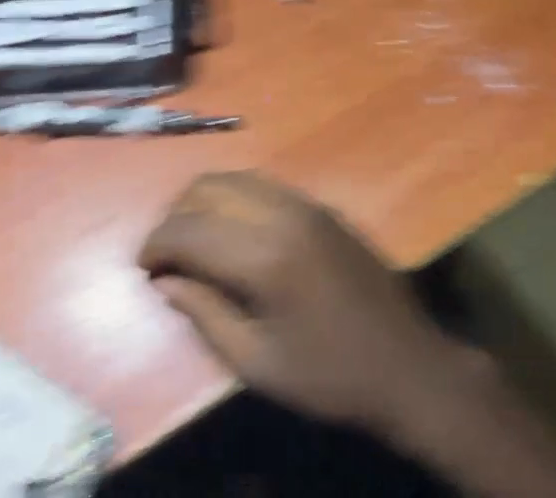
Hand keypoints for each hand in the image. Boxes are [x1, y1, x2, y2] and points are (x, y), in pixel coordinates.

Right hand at [137, 172, 467, 439]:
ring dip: (203, 202)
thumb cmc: (330, 376)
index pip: (188, 230)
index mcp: (265, 257)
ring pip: (235, 178)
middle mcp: (283, 215)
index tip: (145, 269)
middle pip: (207, 189)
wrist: (410, 367)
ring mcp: (307, 205)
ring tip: (195, 240)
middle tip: (168, 256)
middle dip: (176, 217)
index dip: (156, 245)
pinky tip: (234, 231)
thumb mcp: (257, 363)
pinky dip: (235, 198)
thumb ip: (204, 315)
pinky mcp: (323, 208)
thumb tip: (165, 281)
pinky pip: (264, 185)